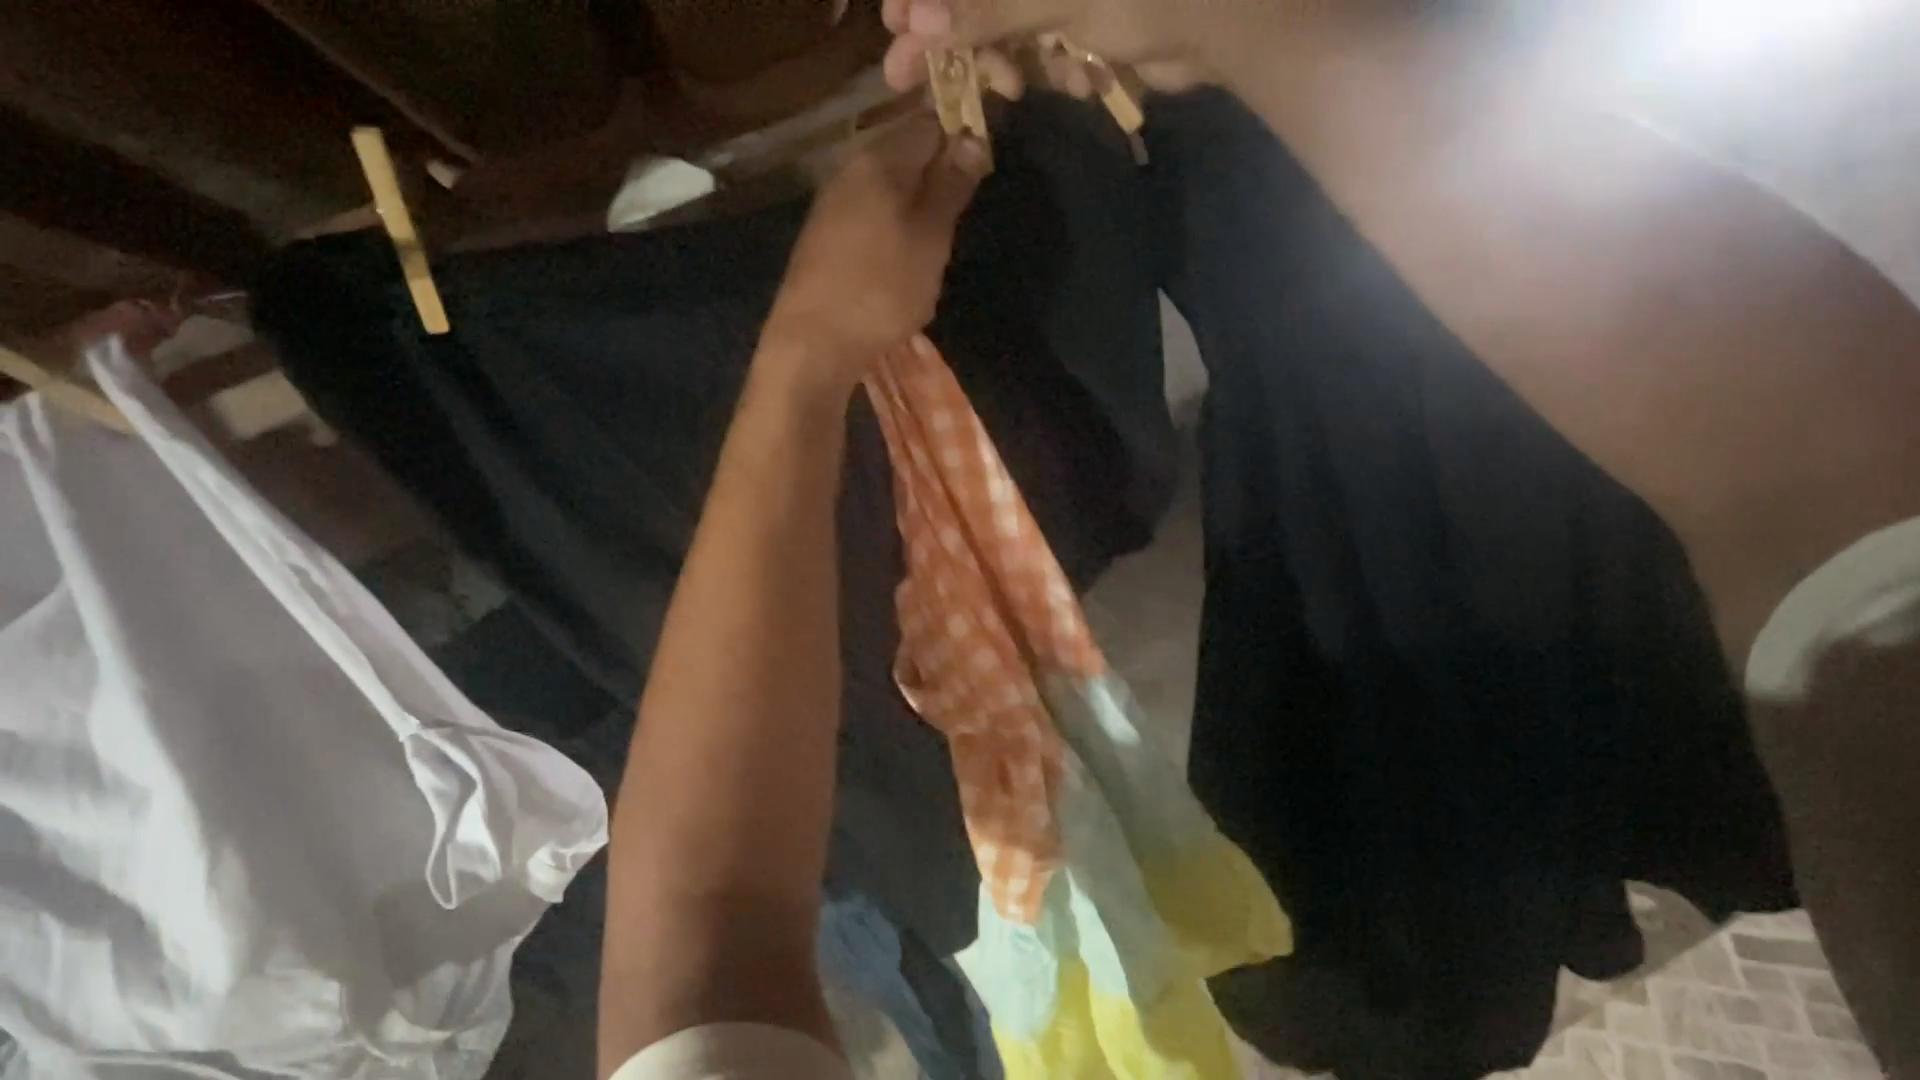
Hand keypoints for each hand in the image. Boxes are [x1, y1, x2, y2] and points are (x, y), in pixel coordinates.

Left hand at [759, 114, 990, 390]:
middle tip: (958, 221)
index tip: (980, 177)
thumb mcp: (930, 239)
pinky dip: (890, 232)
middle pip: (905, 157)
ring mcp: (830, 206)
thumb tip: (973, 137)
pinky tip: (899, 265)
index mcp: (879, 159)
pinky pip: (868, 218)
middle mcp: (849, 170)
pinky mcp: (822, 240)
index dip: (959, 142)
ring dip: (914, 210)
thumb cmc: (881, 290)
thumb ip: (951, 187)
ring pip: (886, 191)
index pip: (928, 125)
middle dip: (936, 179)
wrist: (811, 345)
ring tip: (933, 248)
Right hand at [881, 0, 1252, 93]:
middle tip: (907, 78)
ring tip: (1012, 89)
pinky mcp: (1086, 22)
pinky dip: (1051, 68)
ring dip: (1004, 62)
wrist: (1222, 24)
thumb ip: (985, 8)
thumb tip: (916, 22)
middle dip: (950, 36)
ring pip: (1005, 27)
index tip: (893, 29)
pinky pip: (1045, 48)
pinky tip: (1073, 78)